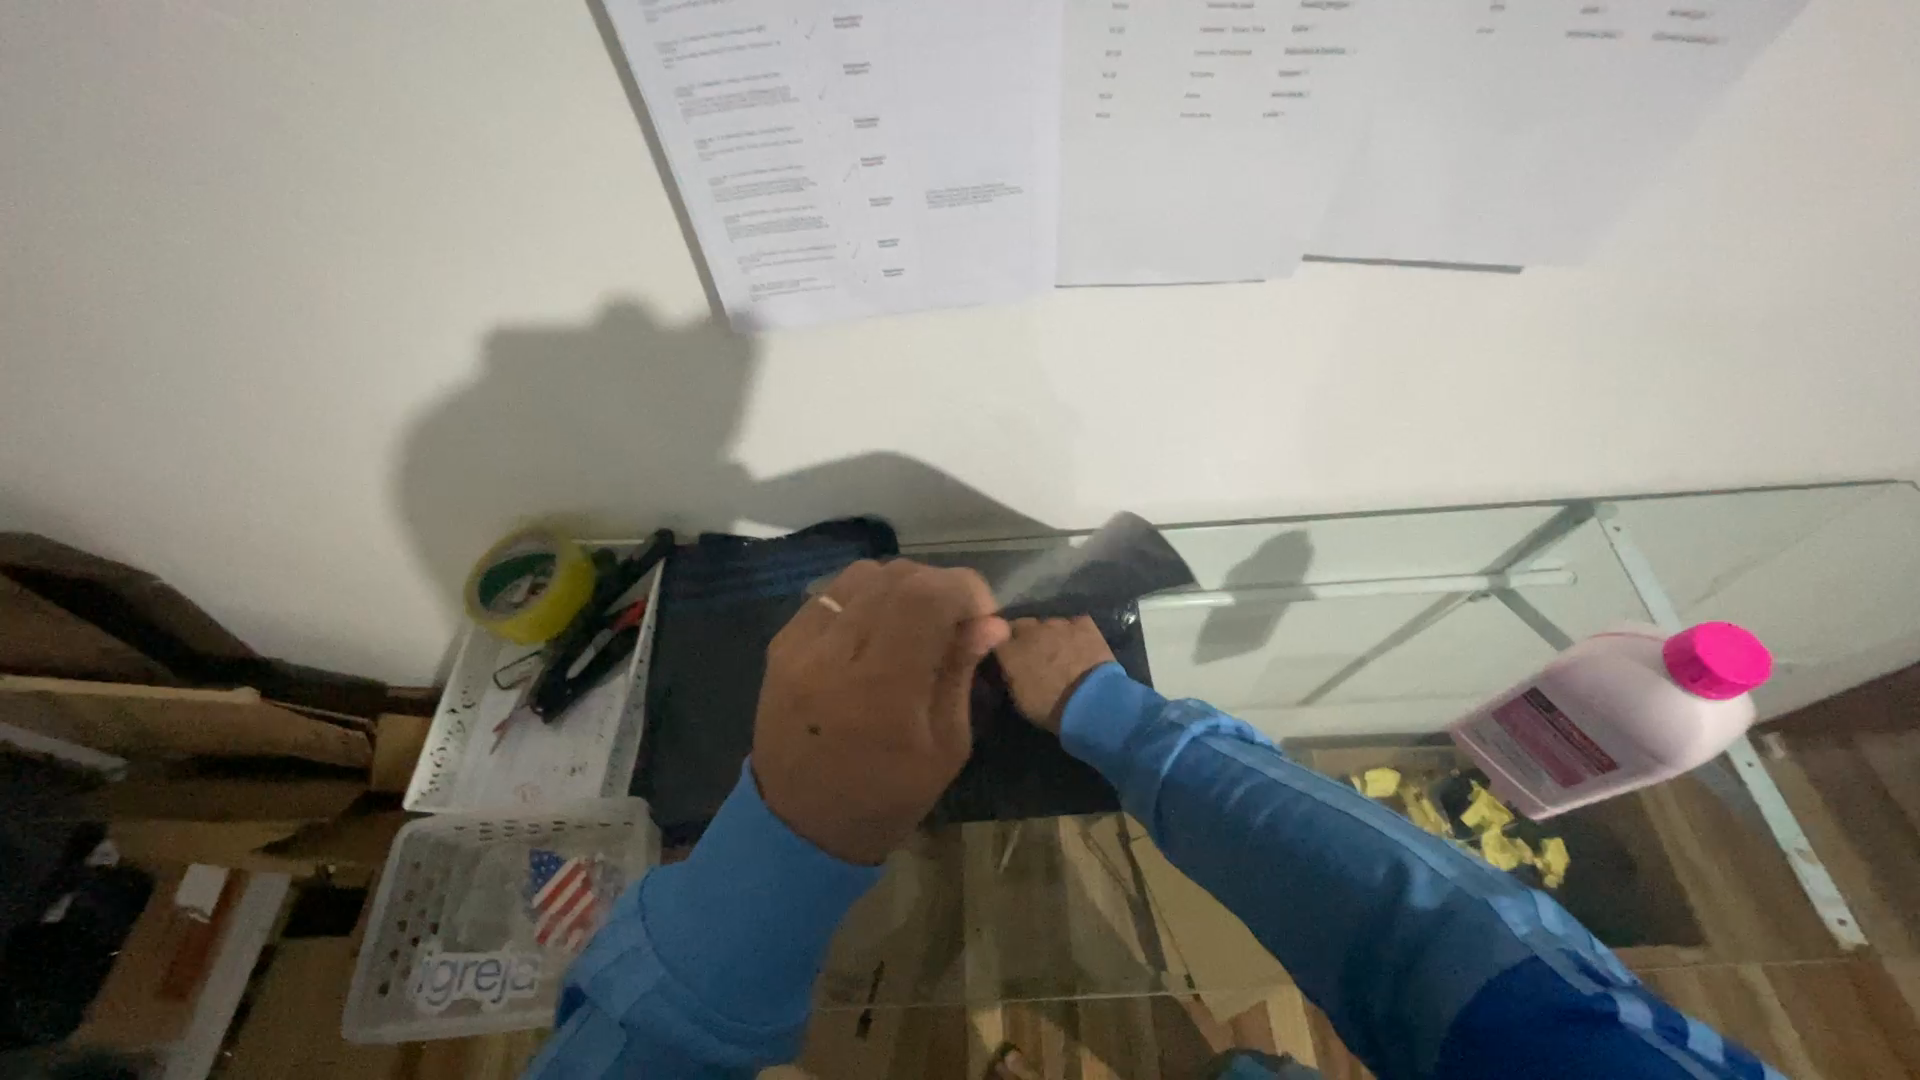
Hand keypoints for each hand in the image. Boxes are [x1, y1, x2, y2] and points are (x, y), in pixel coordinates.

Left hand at [751, 559, 1007, 864]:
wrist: (798, 825)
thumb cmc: (886, 797)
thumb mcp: (945, 747)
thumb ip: (960, 674)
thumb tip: (989, 622)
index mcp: (881, 689)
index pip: (926, 597)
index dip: (965, 589)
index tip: (983, 613)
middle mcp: (834, 654)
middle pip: (897, 577)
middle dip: (940, 586)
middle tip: (956, 618)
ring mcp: (800, 644)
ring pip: (863, 574)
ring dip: (903, 585)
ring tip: (918, 619)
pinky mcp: (781, 643)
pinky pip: (833, 592)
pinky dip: (867, 596)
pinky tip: (879, 626)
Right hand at [994, 616, 1115, 732]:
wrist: (1091, 700)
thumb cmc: (1051, 707)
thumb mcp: (1019, 698)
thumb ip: (1011, 676)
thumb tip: (1010, 669)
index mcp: (1009, 650)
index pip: (997, 639)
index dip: (1004, 648)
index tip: (1009, 658)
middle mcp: (1030, 630)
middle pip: (1021, 625)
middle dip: (1025, 637)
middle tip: (1034, 654)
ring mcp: (1058, 623)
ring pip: (1049, 624)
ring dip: (1051, 635)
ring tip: (1061, 652)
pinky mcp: (1083, 623)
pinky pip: (1075, 624)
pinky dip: (1076, 633)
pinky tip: (1082, 647)